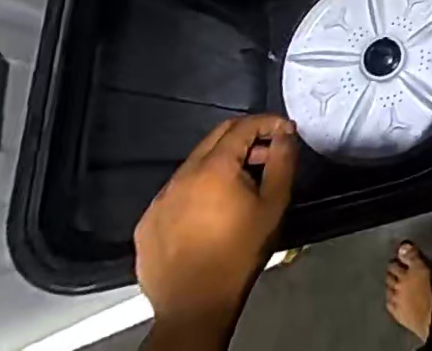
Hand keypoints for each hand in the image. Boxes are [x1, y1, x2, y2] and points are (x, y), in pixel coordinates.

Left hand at [135, 115, 298, 335]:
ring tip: (241, 185)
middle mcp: (181, 176)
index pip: (242, 126)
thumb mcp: (274, 204)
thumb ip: (282, 160)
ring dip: (222, 162)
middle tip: (266, 154)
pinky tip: (211, 211)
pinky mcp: (147, 222)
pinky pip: (177, 190)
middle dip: (246, 137)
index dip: (268, 122)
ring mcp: (160, 199)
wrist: (195, 308)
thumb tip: (284, 133)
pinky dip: (198, 187)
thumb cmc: (240, 253)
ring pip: (195, 163)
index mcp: (213, 168)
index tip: (285, 132)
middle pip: (216, 137)